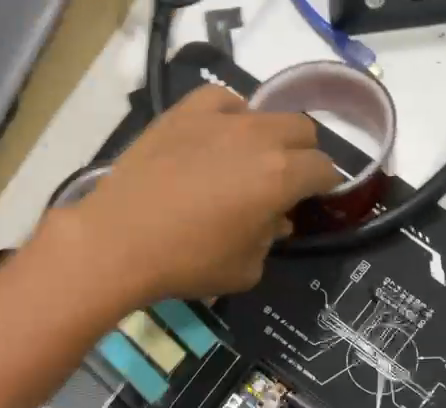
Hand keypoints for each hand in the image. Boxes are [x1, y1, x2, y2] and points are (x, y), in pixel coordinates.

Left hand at [35, 85, 341, 303]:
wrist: (121, 241)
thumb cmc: (188, 264)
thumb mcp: (245, 270)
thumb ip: (270, 241)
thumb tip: (275, 221)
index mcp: (280, 178)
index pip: (323, 169)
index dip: (325, 186)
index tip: (315, 201)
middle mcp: (258, 138)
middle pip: (302, 129)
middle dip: (303, 155)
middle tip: (286, 183)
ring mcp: (219, 119)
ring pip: (264, 112)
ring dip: (269, 136)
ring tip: (250, 162)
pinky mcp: (184, 112)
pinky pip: (223, 100)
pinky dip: (231, 116)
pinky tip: (219, 138)